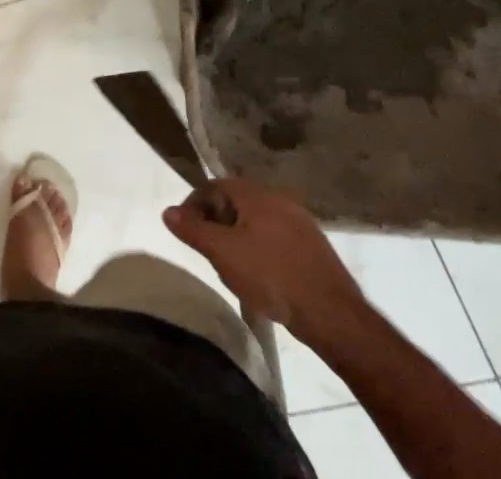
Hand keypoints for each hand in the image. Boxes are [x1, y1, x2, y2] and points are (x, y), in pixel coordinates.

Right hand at [164, 178, 364, 339]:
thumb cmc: (271, 277)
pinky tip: (256, 272)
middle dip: (214, 219)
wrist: (331, 315)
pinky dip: (257, 245)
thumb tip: (168, 211)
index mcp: (260, 197)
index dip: (194, 203)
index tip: (184, 228)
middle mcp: (283, 202)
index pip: (216, 186)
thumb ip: (192, 229)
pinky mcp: (313, 248)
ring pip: (256, 220)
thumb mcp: (222, 252)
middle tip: (203, 245)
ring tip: (227, 261)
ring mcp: (302, 225)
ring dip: (235, 234)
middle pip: (237, 201)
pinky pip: (275, 236)